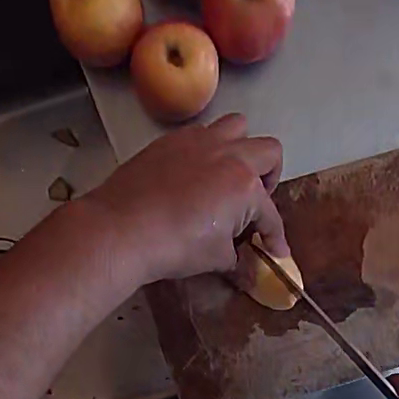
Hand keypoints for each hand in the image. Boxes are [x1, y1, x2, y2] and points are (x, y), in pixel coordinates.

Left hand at [75, 114, 286, 287]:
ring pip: (237, 127)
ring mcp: (198, 141)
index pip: (271, 214)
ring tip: (228, 176)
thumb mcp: (216, 259)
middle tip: (255, 202)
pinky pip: (201, 134)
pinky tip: (195, 175)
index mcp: (246, 186)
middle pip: (268, 152)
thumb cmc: (176, 246)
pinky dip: (208, 150)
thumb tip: (248, 271)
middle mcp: (228, 154)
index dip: (276, 236)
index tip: (276, 251)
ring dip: (241, 149)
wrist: (122, 229)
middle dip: (270, 177)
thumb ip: (239, 260)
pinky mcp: (170, 140)